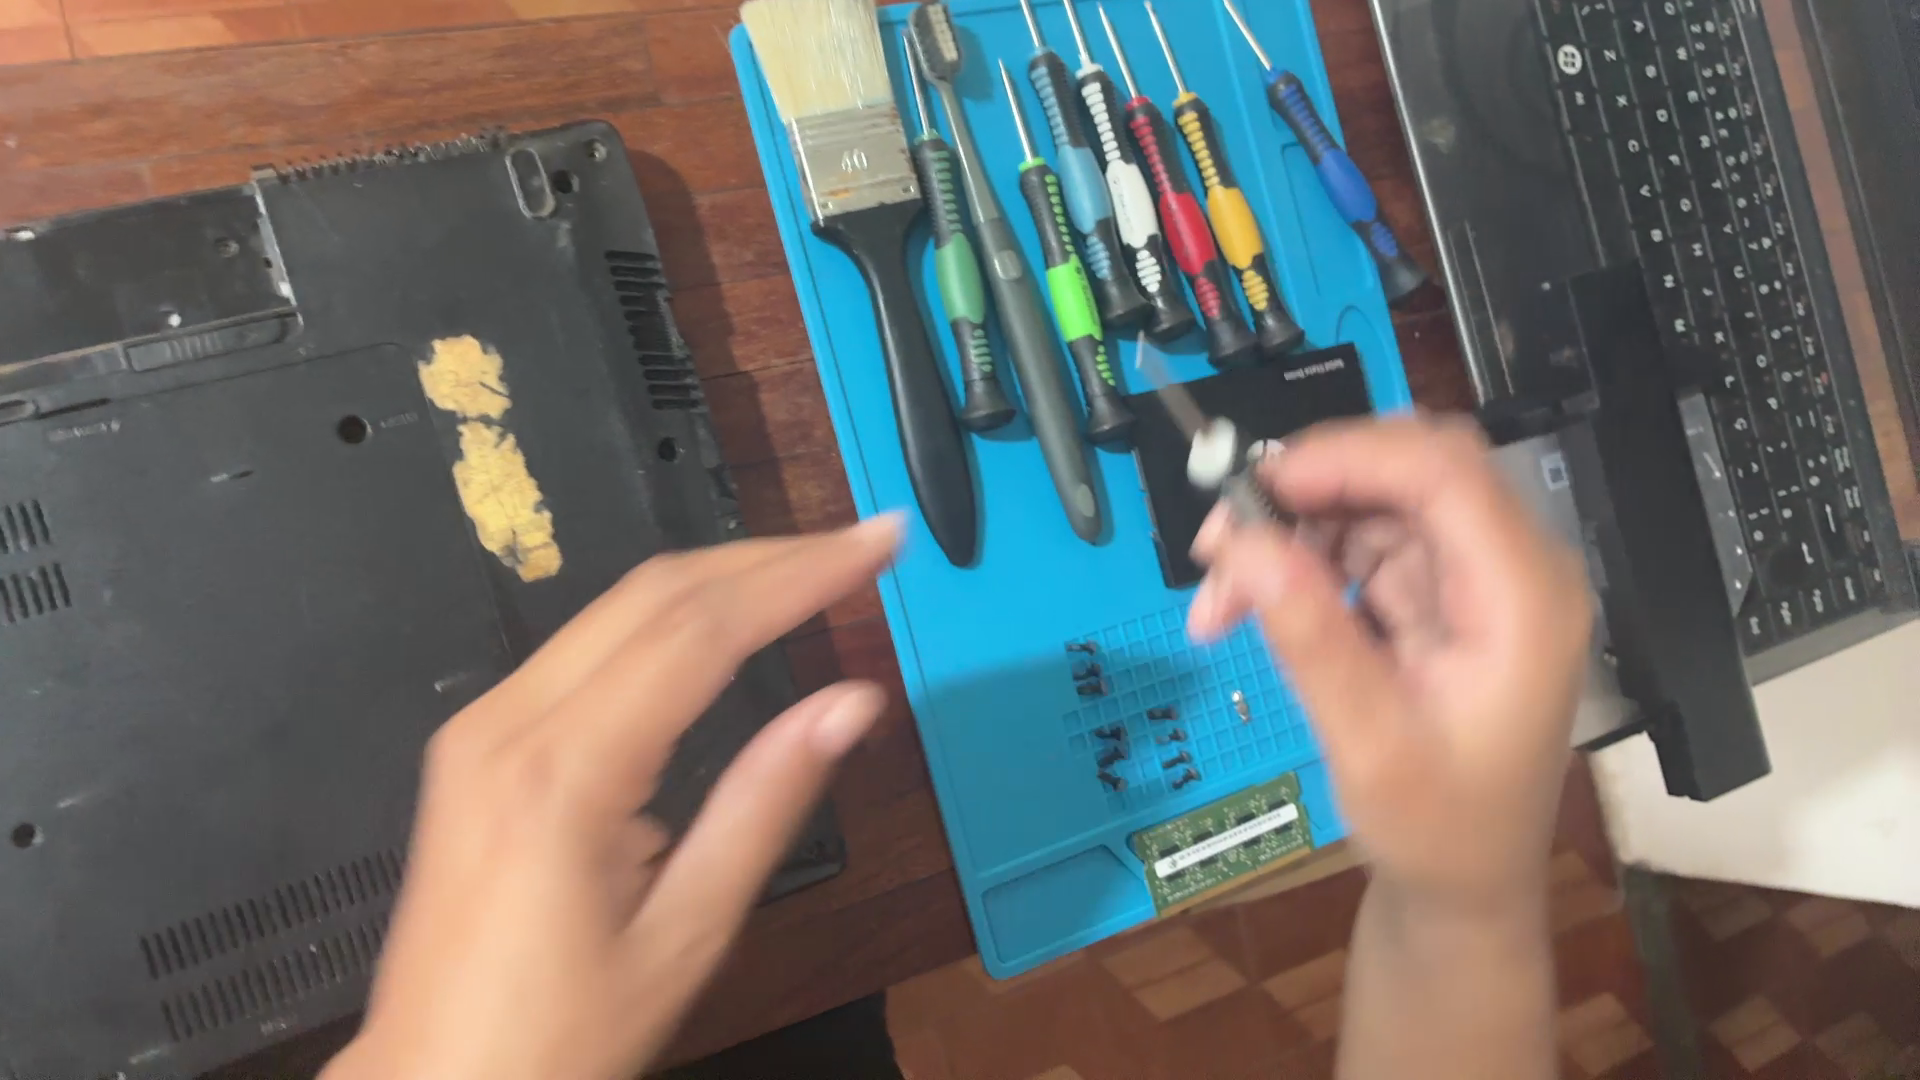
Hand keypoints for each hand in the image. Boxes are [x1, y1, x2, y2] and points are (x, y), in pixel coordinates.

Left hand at [322, 515, 903, 1079]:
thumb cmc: (562, 1035)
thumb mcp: (687, 929)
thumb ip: (768, 799)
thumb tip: (854, 703)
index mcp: (564, 770)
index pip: (703, 630)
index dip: (802, 575)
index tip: (876, 543)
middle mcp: (513, 718)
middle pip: (663, 590)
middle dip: (776, 555)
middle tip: (863, 542)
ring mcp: (491, 716)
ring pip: (630, 599)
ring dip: (735, 569)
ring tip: (820, 564)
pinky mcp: (491, 728)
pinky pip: (602, 633)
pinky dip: (686, 604)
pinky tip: (737, 607)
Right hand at [1187, 415, 1589, 913]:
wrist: (1458, 879)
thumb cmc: (1436, 828)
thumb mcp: (1370, 746)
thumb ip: (1312, 642)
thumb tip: (1245, 547)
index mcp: (1520, 599)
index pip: (1443, 476)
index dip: (1345, 459)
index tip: (1255, 487)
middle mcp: (1498, 569)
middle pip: (1399, 473)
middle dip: (1302, 492)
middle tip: (1221, 537)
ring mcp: (1458, 578)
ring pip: (1358, 505)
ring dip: (1280, 534)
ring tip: (1217, 596)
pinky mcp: (1419, 594)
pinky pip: (1343, 546)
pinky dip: (1285, 564)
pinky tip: (1244, 607)